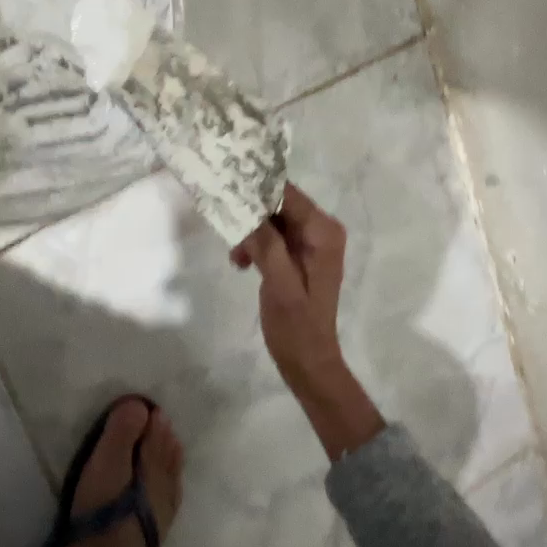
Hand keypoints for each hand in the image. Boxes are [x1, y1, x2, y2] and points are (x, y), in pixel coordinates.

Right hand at [232, 184, 384, 459]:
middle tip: (224, 226)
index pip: (285, 193)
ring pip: (271, 218)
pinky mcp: (299, 254)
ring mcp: (311, 242)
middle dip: (249, 212)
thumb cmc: (296, 325)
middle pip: (278, 202)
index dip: (255, 186)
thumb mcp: (279, 283)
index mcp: (323, 232)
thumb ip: (266, 243)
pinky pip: (272, 235)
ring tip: (236, 256)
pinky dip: (254, 243)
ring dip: (249, 231)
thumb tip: (247, 206)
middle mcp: (321, 229)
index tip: (224, 186)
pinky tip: (241, 261)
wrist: (307, 361)